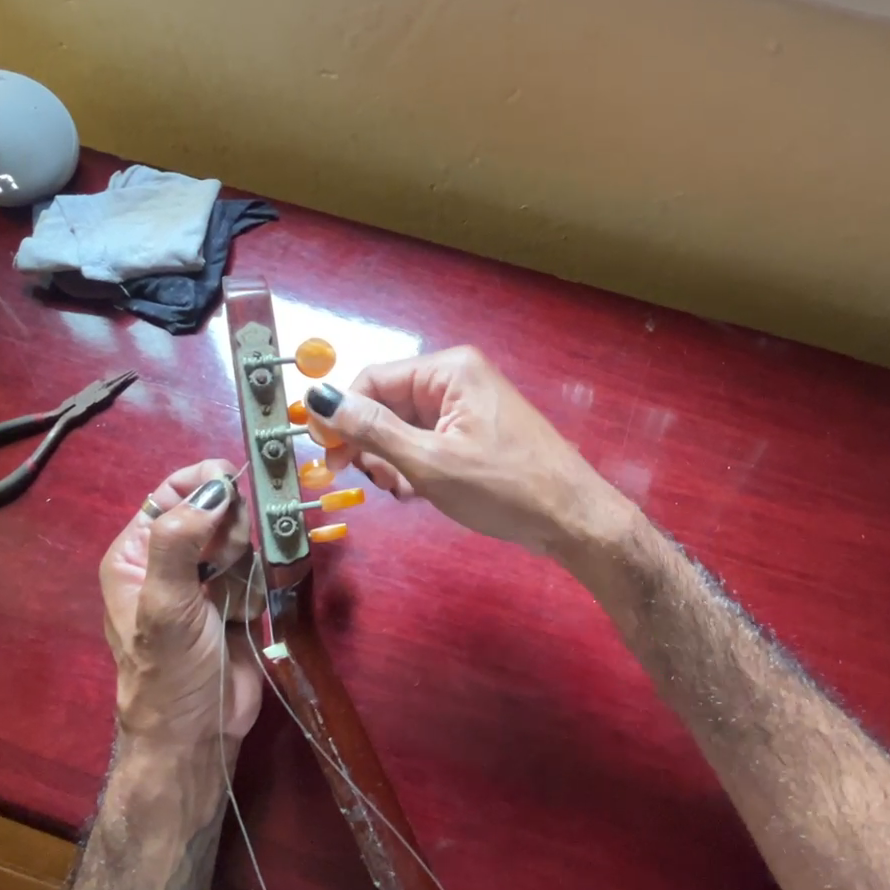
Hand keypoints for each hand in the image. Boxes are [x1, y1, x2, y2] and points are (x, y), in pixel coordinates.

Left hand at [99, 461, 261, 748]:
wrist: (199, 734)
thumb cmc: (168, 671)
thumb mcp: (165, 605)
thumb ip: (180, 542)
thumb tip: (215, 487)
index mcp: (138, 552)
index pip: (172, 492)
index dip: (204, 481)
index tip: (236, 483)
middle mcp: (172, 559)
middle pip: (216, 509)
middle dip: (231, 530)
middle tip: (227, 562)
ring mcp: (208, 578)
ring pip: (243, 536)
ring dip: (248, 561)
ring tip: (236, 597)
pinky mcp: (238, 597)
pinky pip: (260, 566)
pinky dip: (261, 584)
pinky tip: (248, 613)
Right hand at [310, 346, 636, 555]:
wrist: (571, 519)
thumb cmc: (503, 487)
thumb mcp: (429, 461)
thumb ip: (371, 429)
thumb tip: (317, 396)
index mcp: (449, 370)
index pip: (373, 380)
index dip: (342, 417)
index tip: (326, 458)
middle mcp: (457, 379)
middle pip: (387, 405)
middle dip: (374, 446)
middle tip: (377, 483)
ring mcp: (467, 406)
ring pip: (404, 428)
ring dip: (393, 463)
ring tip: (407, 492)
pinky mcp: (474, 433)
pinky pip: (427, 442)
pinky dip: (416, 467)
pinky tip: (421, 493)